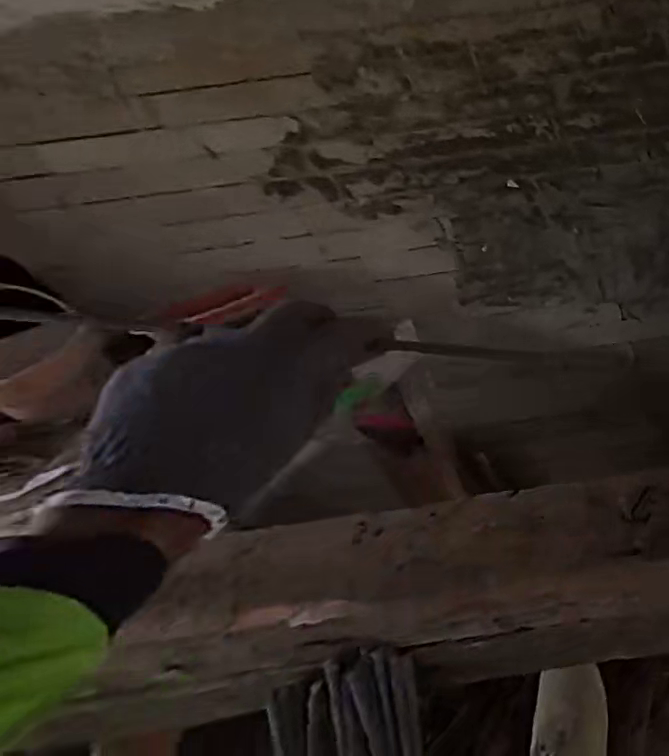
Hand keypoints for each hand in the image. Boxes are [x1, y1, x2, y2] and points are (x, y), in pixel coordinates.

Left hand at [45, 301, 385, 534]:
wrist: (146, 498)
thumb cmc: (243, 468)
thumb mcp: (301, 428)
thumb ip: (325, 389)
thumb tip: (342, 368)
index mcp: (296, 362)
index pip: (347, 330)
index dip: (369, 331)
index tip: (380, 336)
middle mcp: (249, 342)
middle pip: (295, 311)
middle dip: (315, 320)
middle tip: (321, 336)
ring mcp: (195, 347)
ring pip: (239, 329)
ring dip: (255, 344)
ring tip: (252, 368)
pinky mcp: (151, 362)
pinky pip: (191, 351)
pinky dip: (206, 364)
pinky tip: (201, 390)